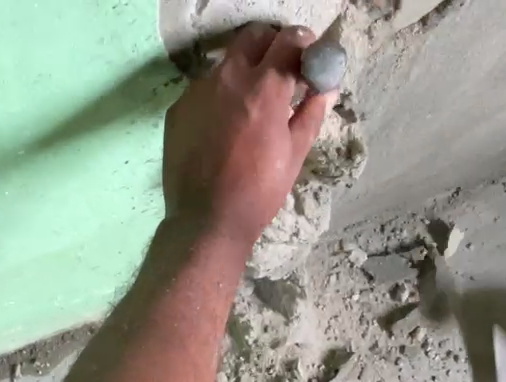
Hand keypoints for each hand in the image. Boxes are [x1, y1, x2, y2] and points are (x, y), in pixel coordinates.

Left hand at [162, 23, 335, 249]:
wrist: (207, 221)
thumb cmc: (258, 193)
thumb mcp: (294, 155)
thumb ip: (311, 113)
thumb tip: (327, 87)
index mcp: (265, 88)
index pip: (290, 40)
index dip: (304, 45)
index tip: (309, 59)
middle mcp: (229, 77)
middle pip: (254, 37)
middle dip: (272, 46)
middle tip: (281, 72)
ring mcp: (199, 90)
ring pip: (226, 63)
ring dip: (244, 72)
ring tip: (250, 107)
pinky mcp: (179, 108)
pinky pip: (205, 89)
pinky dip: (220, 97)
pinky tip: (224, 128)